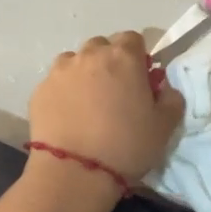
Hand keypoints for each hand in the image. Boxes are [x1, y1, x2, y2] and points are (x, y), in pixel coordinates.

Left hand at [29, 32, 184, 182]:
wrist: (76, 172)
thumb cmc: (127, 146)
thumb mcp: (165, 127)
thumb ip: (171, 99)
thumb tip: (164, 89)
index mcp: (124, 57)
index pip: (133, 39)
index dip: (138, 57)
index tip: (140, 80)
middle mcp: (89, 55)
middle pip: (102, 46)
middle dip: (110, 62)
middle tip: (116, 93)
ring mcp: (60, 71)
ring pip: (76, 62)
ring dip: (85, 74)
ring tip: (89, 104)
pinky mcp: (39, 91)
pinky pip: (57, 82)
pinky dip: (65, 92)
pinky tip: (70, 117)